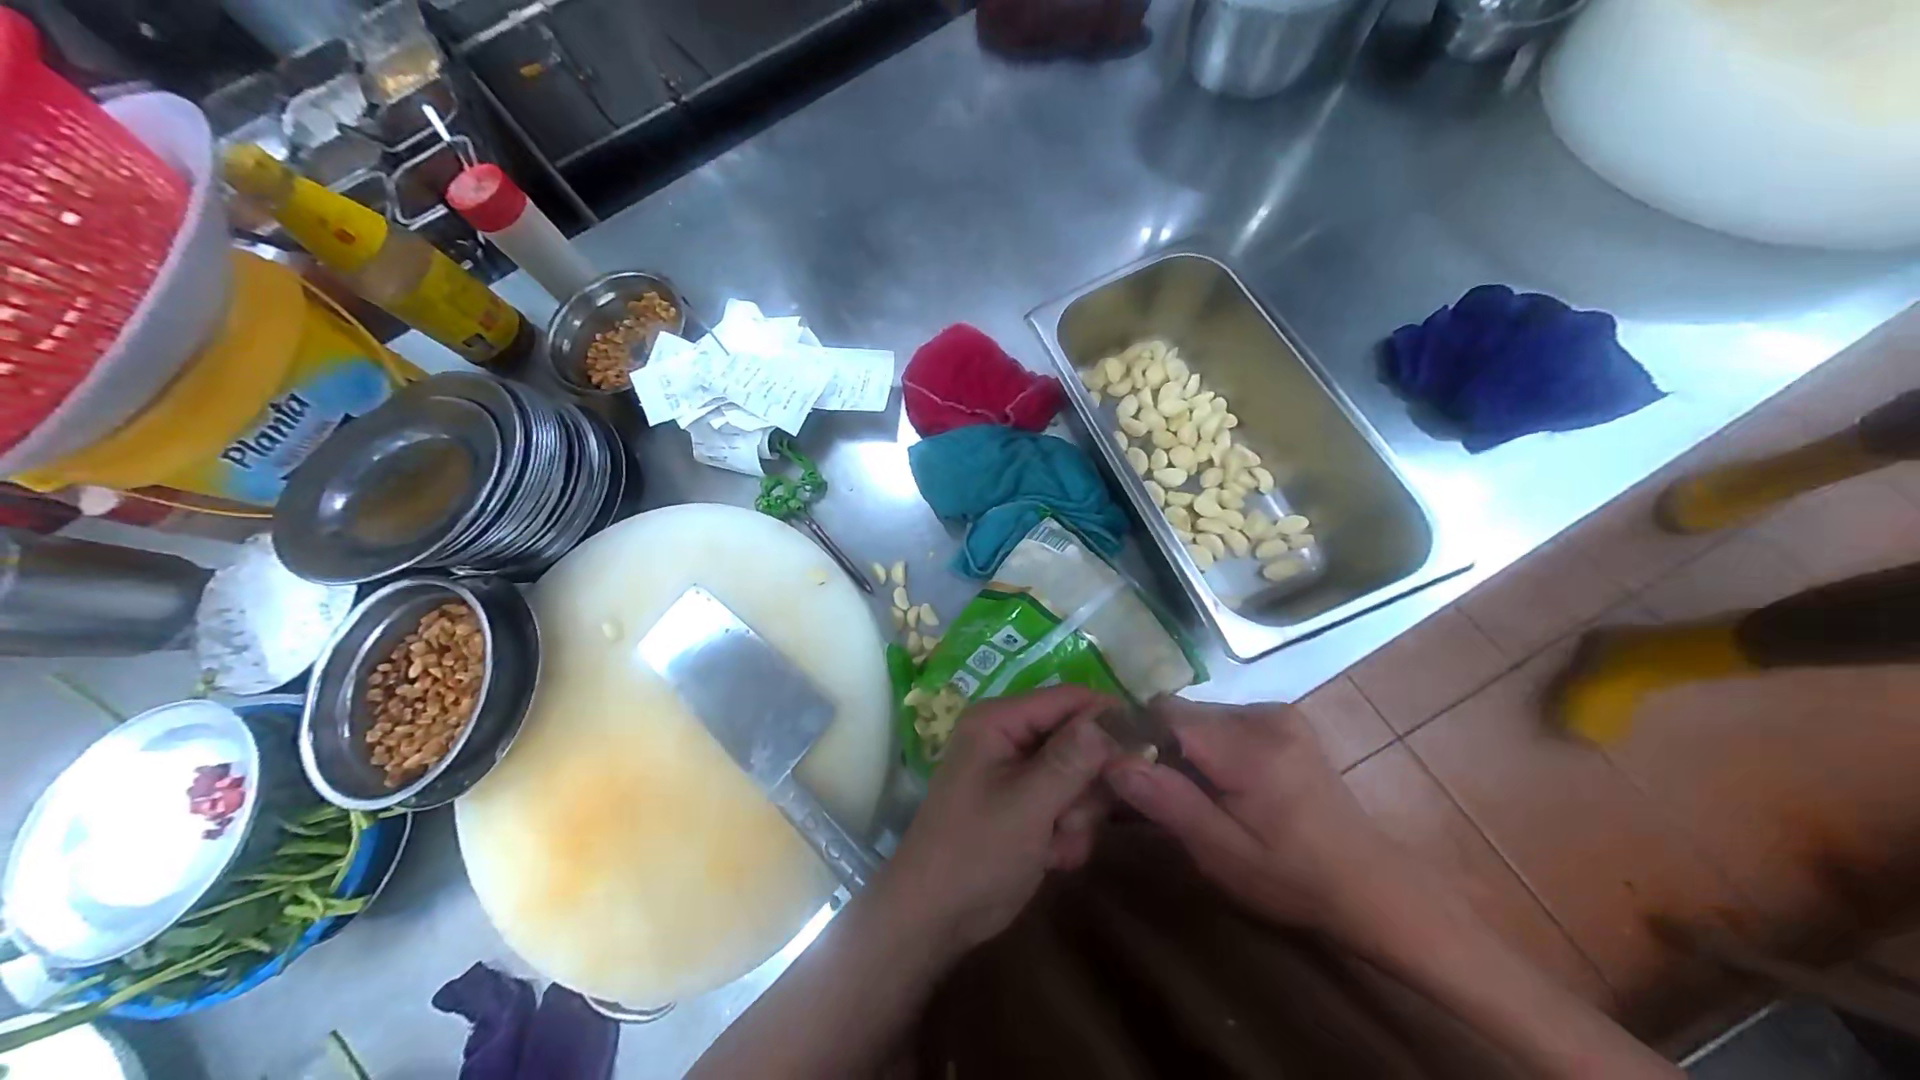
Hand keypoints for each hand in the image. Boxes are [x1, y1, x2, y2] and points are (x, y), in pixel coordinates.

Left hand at [878, 685, 1119, 953]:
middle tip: (1073, 816)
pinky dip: (1069, 834)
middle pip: (1082, 740)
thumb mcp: (1028, 804)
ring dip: (1079, 815)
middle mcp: (1012, 738)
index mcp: (1000, 721)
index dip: (1108, 719)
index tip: (1146, 750)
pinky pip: (1072, 807)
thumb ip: (1072, 759)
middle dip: (1086, 785)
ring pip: (1083, 778)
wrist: (936, 917)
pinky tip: (1050, 857)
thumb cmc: (974, 852)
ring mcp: (1022, 774)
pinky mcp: (1031, 807)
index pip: (1069, 698)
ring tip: (1055, 842)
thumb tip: (1113, 716)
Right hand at [1105, 699, 1413, 939]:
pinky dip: (1208, 746)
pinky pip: (1221, 720)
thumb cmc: (1293, 879)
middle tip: (1161, 796)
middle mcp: (1264, 714)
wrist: (1371, 885)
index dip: (1137, 739)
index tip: (1126, 777)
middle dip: (1161, 747)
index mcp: (1250, 747)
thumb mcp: (1222, 854)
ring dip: (1184, 748)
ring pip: (1197, 715)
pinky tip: (1222, 784)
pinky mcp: (1283, 719)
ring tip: (1195, 795)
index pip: (1164, 714)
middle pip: (1180, 712)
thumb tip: (1112, 762)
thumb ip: (1168, 802)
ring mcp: (1277, 713)